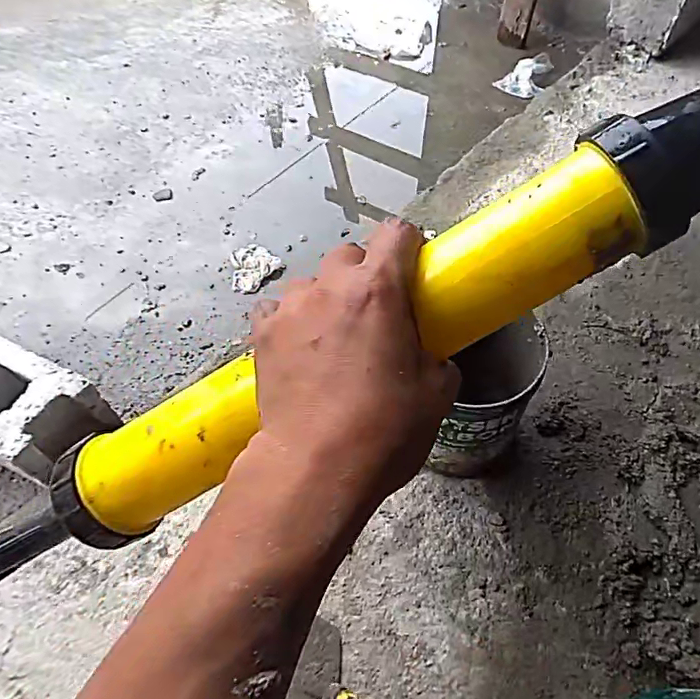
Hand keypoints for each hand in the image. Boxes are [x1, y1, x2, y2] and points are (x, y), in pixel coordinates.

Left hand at [245, 219, 458, 519]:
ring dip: (326, 297)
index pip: (395, 234)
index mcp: (379, 291)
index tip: (412, 263)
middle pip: (349, 254)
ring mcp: (291, 308)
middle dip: (363, 273)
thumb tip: (432, 359)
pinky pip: (277, 309)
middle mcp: (331, 288)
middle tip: (373, 310)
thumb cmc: (384, 428)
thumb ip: (437, 359)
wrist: (317, 465)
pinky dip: (291, 320)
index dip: (407, 244)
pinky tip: (299, 347)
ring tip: (332, 335)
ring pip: (311, 283)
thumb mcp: (435, 394)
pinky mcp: (262, 334)